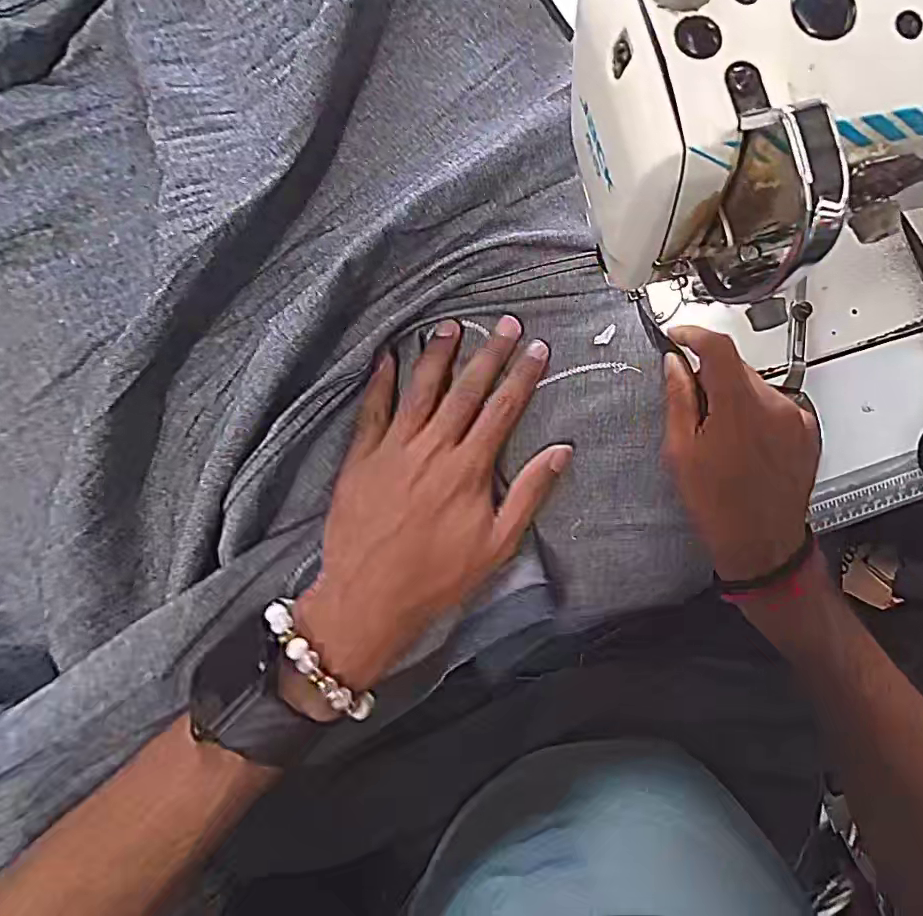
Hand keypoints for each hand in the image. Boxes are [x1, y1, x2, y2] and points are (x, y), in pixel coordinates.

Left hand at [294, 315, 571, 705]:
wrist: (367, 599)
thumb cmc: (438, 577)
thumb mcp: (498, 544)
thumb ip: (529, 493)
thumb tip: (561, 452)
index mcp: (468, 468)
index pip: (503, 409)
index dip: (523, 375)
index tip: (537, 348)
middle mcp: (433, 448)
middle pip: (467, 389)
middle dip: (490, 353)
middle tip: (505, 323)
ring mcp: (393, 449)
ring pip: (420, 390)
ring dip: (438, 355)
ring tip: (451, 326)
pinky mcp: (361, 458)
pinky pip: (372, 411)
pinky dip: (380, 381)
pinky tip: (387, 358)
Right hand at [660, 325, 819, 580]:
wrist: (762, 543)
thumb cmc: (721, 507)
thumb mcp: (681, 451)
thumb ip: (679, 398)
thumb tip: (675, 363)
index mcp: (739, 407)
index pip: (718, 346)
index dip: (694, 334)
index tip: (680, 336)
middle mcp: (774, 406)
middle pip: (737, 365)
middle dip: (713, 377)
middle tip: (696, 408)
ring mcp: (796, 418)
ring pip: (756, 385)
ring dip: (736, 396)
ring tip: (724, 437)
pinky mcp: (808, 430)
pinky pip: (776, 404)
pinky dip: (758, 412)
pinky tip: (746, 444)